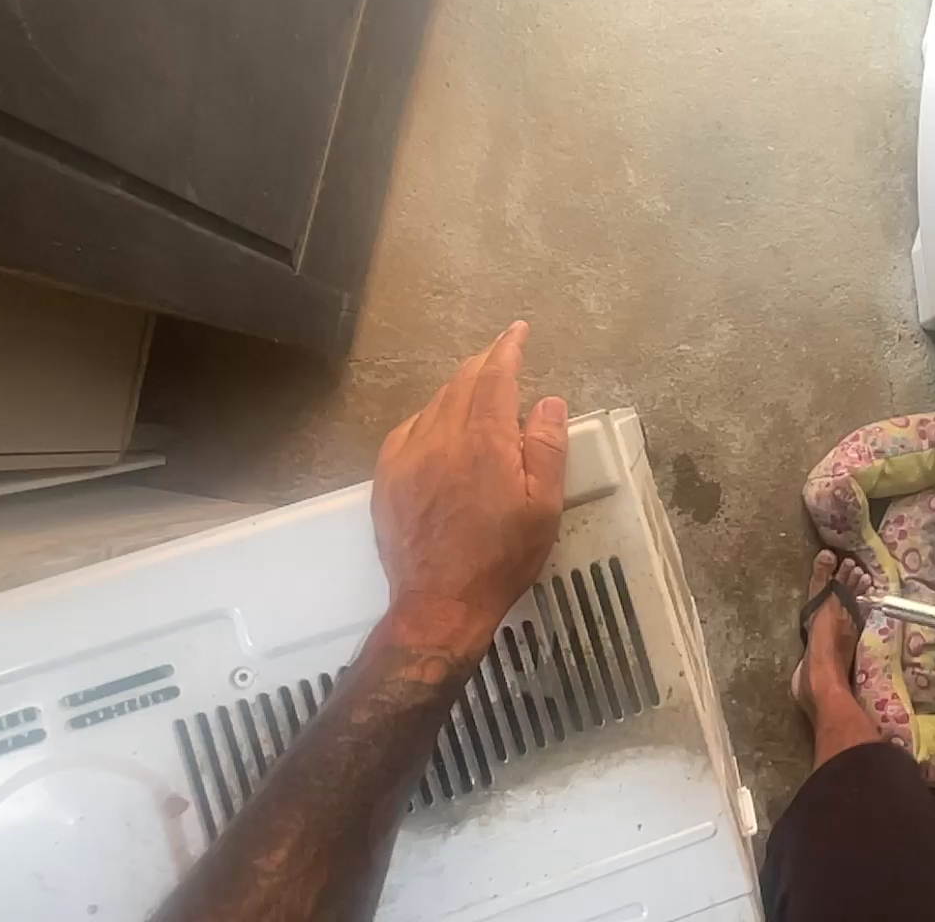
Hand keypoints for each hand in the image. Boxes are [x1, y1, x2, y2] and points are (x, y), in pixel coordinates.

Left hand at [370, 321, 568, 654]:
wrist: (440, 603)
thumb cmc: (503, 556)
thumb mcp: (544, 505)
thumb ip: (546, 447)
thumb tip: (547, 400)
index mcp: (483, 441)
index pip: (494, 376)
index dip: (507, 348)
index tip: (518, 331)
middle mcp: (440, 438)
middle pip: (461, 382)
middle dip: (485, 362)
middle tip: (504, 355)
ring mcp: (406, 456)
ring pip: (435, 403)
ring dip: (459, 387)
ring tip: (479, 387)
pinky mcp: (387, 477)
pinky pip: (410, 427)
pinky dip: (432, 414)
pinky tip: (442, 426)